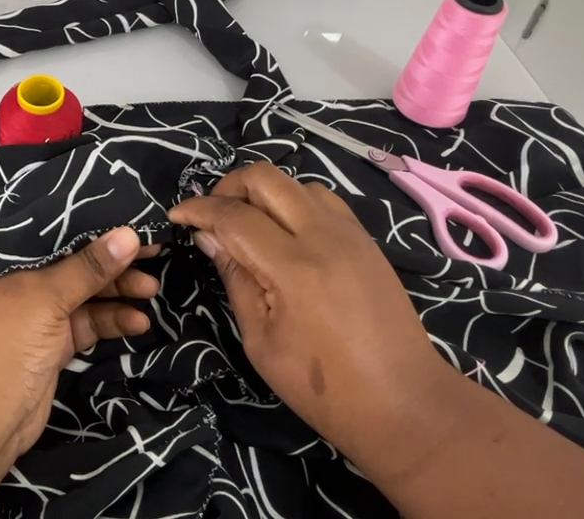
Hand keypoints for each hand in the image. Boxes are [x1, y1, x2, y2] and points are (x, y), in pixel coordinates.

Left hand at [0, 227, 160, 457]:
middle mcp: (17, 281)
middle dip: (111, 260)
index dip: (91, 225)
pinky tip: (138, 321)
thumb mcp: (43, 298)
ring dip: (116, 291)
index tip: (131, 219)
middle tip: (154, 253)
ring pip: (83, 293)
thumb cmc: (1, 345)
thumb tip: (129, 234)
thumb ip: (87, 267)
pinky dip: (110, 321)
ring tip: (152, 288)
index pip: (51, 232)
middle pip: (72, 262)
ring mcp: (35, 314)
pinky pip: (86, 323)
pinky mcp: (51, 344)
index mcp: (0, 259)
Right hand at [168, 163, 450, 465]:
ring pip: (295, 182)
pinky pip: (321, 199)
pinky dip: (293, 202)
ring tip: (247, 223)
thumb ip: (235, 278)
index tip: (177, 215)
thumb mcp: (262, 341)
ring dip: (263, 192)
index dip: (198, 209)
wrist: (407, 404)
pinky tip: (284, 231)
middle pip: (265, 178)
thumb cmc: (325, 388)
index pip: (234, 215)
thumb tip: (209, 236)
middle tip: (212, 215)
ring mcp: (350, 233)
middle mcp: (323, 236)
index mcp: (293, 267)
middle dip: (228, 187)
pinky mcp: (366, 240)